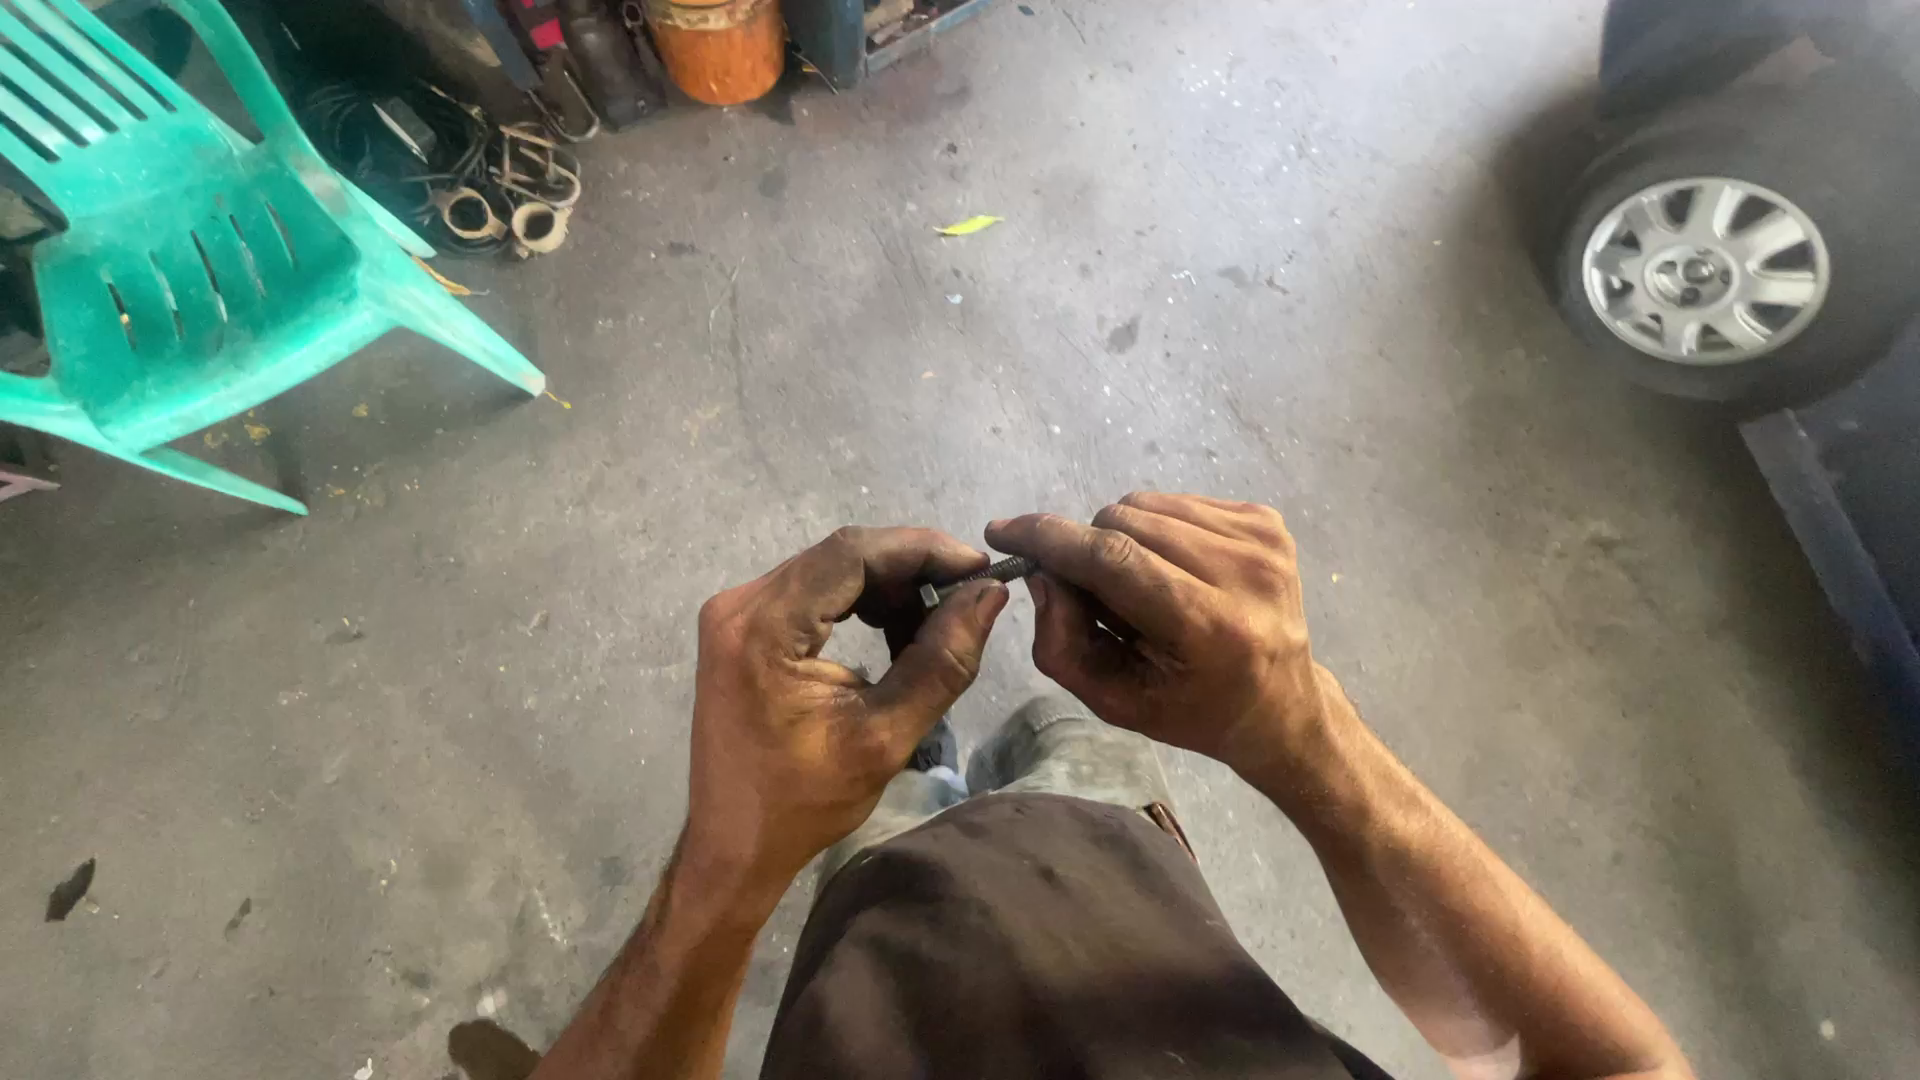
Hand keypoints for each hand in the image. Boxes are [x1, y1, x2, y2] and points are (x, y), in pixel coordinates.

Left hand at [687, 527, 1008, 893]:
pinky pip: (814, 590)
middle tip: (965, 597)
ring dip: (888, 589)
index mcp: (763, 628)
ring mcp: (736, 611)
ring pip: (831, 569)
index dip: (922, 550)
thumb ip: (942, 661)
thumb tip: (989, 595)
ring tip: (931, 628)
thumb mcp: (885, 736)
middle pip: (842, 556)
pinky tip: (892, 634)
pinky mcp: (743, 624)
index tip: (977, 568)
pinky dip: (861, 603)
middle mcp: (740, 603)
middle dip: (911, 571)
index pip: (852, 553)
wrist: (732, 843)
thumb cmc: (804, 802)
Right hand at [985, 493, 1331, 781]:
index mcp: (1209, 628)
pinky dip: (1155, 529)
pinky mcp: (1268, 521)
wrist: (1280, 703)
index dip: (1048, 538)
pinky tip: (1173, 569)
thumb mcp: (1113, 700)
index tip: (1004, 532)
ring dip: (1121, 538)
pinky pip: (1175, 501)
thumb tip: (1042, 571)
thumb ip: (1062, 642)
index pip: (1111, 559)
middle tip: (1101, 596)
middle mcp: (1244, 574)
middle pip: (1121, 523)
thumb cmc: (1190, 710)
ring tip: (1142, 585)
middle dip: (1088, 550)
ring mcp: (1262, 541)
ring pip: (1143, 504)